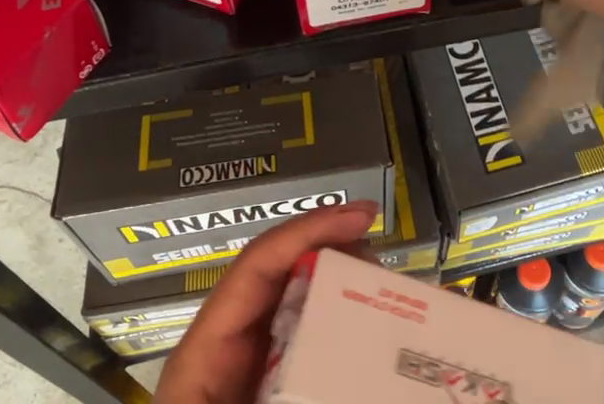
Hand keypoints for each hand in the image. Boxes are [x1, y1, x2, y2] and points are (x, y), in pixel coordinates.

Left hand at [154, 201, 380, 403]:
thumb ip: (287, 382)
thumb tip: (349, 371)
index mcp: (206, 353)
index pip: (256, 268)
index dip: (306, 232)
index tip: (362, 218)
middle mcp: (230, 353)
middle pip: (284, 282)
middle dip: (337, 260)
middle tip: (392, 271)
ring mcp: (253, 375)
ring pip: (302, 318)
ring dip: (346, 300)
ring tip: (397, 302)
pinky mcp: (279, 388)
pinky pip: (312, 355)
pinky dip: (345, 344)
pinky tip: (379, 354)